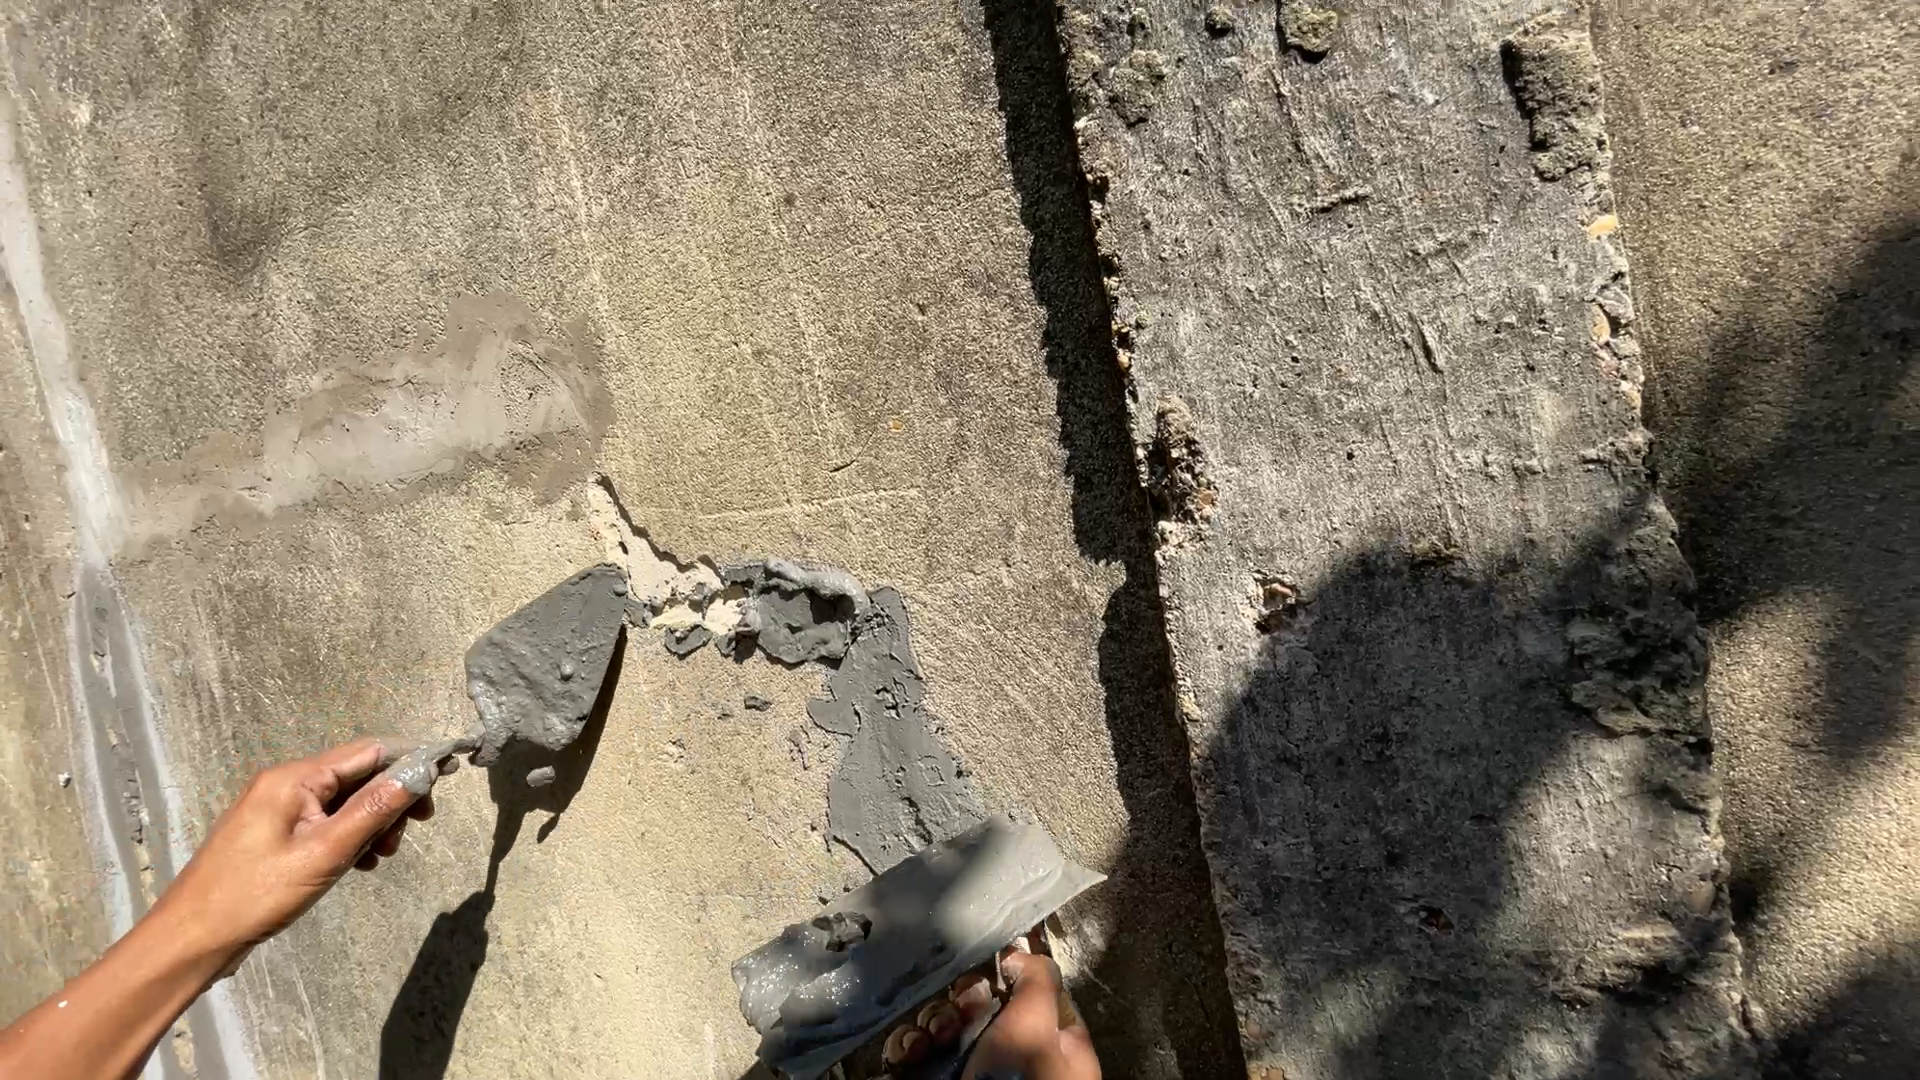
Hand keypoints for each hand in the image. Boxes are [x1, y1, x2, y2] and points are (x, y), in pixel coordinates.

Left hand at [155, 738, 436, 967]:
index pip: (372, 750)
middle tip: (414, 829)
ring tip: (383, 853)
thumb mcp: (327, 852)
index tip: (447, 779)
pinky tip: (362, 860)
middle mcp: (288, 783)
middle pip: (363, 773)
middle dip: (395, 797)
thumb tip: (424, 772)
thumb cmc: (255, 896)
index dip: (413, 759)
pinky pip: (331, 818)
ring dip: (377, 820)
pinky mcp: (278, 830)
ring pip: (351, 798)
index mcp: (295, 779)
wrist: (186, 947)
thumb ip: (377, 807)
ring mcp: (281, 807)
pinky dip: (355, 833)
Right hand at [883, 937, 1099, 1079]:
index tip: (991, 970)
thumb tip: (1018, 951)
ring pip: (943, 1025)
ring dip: (931, 1022)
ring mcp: (973, 1071)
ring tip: (931, 1037)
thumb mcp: (1037, 1024)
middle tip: (959, 1011)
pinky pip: (917, 1053)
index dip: (1006, 975)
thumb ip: (1037, 978)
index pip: (1028, 990)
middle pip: (979, 1002)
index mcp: (1051, 1039)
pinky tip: (911, 1052)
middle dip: (960, 999)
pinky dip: (908, 1047)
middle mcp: (1012, 1053)